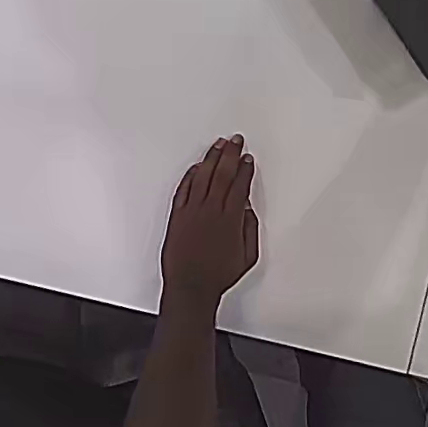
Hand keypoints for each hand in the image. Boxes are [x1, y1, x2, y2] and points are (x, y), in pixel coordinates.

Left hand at [161, 134, 259, 312]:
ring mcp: (192, 210)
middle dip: (231, 154)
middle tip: (236, 140)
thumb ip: (250, 229)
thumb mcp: (248, 256)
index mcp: (230, 219)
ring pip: (203, 176)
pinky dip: (191, 175)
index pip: (240, 185)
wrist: (190, 285)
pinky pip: (184, 188)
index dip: (245, 169)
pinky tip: (197, 166)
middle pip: (222, 174)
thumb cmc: (218, 274)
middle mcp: (211, 210)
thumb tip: (247, 209)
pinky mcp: (177, 214)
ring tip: (218, 145)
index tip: (248, 158)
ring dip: (211, 158)